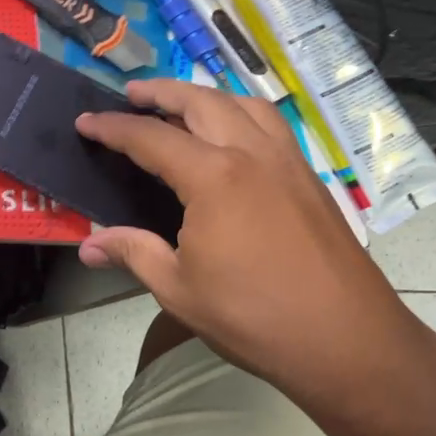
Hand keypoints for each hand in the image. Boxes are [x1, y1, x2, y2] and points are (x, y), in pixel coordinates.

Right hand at [75, 80, 435, 419]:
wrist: (351, 343)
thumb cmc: (256, 318)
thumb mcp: (179, 289)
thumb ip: (133, 253)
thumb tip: (88, 246)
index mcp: (214, 177)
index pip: (150, 138)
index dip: (112, 128)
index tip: (84, 122)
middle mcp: (252, 155)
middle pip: (201, 101)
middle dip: (161, 92)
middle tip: (130, 94)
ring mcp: (288, 163)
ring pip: (244, 104)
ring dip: (206, 95)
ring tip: (181, 104)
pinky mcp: (310, 180)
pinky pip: (271, 125)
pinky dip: (242, 113)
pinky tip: (233, 136)